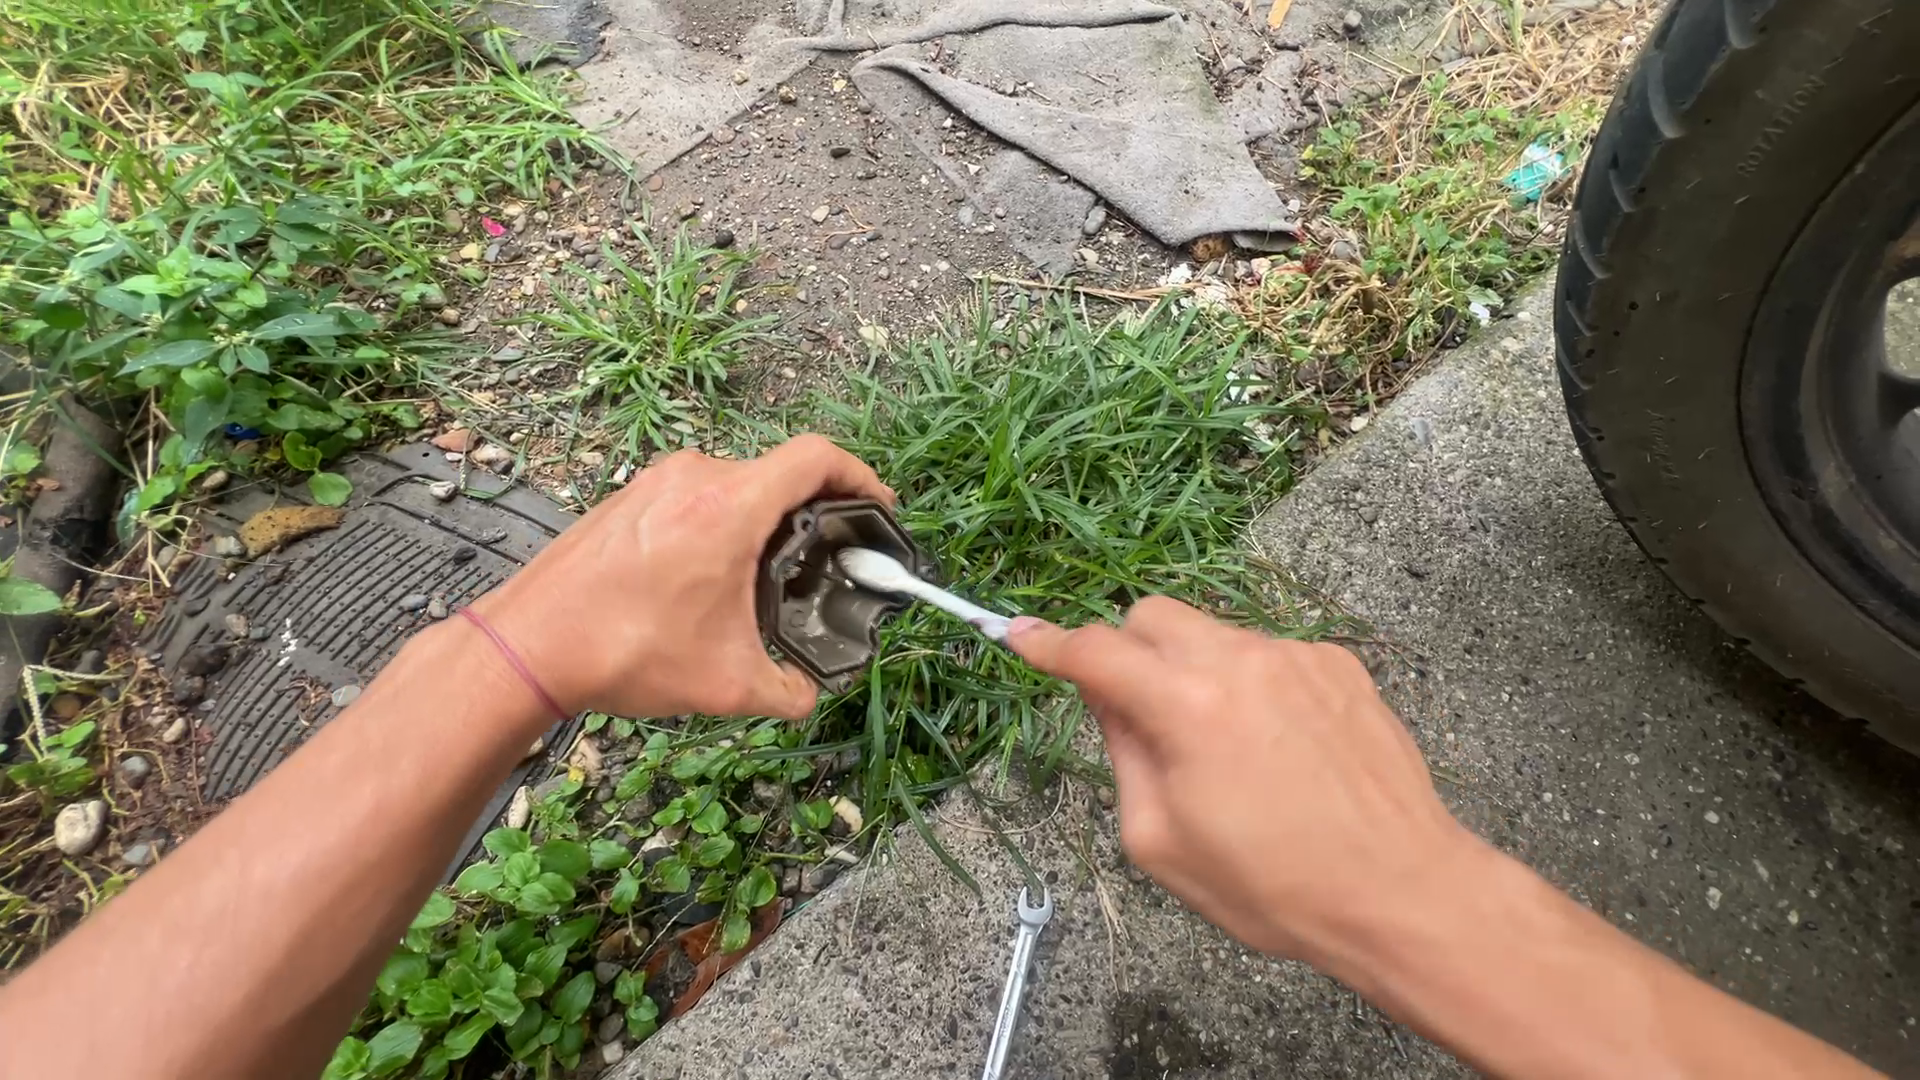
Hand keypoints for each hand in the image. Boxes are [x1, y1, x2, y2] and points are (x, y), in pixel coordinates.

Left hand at [471, 435, 891, 720]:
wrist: (527, 647)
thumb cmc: (627, 650)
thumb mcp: (726, 683)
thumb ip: (787, 691)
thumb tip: (808, 695)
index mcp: (730, 506)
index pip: (817, 457)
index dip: (860, 474)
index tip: (878, 504)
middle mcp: (696, 477)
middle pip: (781, 472)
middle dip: (816, 508)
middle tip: (829, 552)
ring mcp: (658, 480)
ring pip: (740, 481)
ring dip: (767, 515)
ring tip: (770, 567)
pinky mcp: (632, 495)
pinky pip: (700, 491)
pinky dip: (726, 518)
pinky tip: (714, 568)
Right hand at [1006, 597, 1473, 965]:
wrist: (1405, 893)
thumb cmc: (1271, 885)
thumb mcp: (1159, 840)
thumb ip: (1122, 753)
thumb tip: (1105, 696)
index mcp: (1186, 707)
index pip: (1095, 654)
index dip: (1048, 643)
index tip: (1019, 633)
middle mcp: (1237, 661)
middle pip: (1150, 614)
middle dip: (1129, 651)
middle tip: (1144, 710)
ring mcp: (1292, 654)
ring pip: (1209, 632)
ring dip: (1192, 669)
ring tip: (1227, 740)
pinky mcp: (1335, 661)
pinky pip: (1265, 651)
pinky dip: (1249, 681)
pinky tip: (1280, 740)